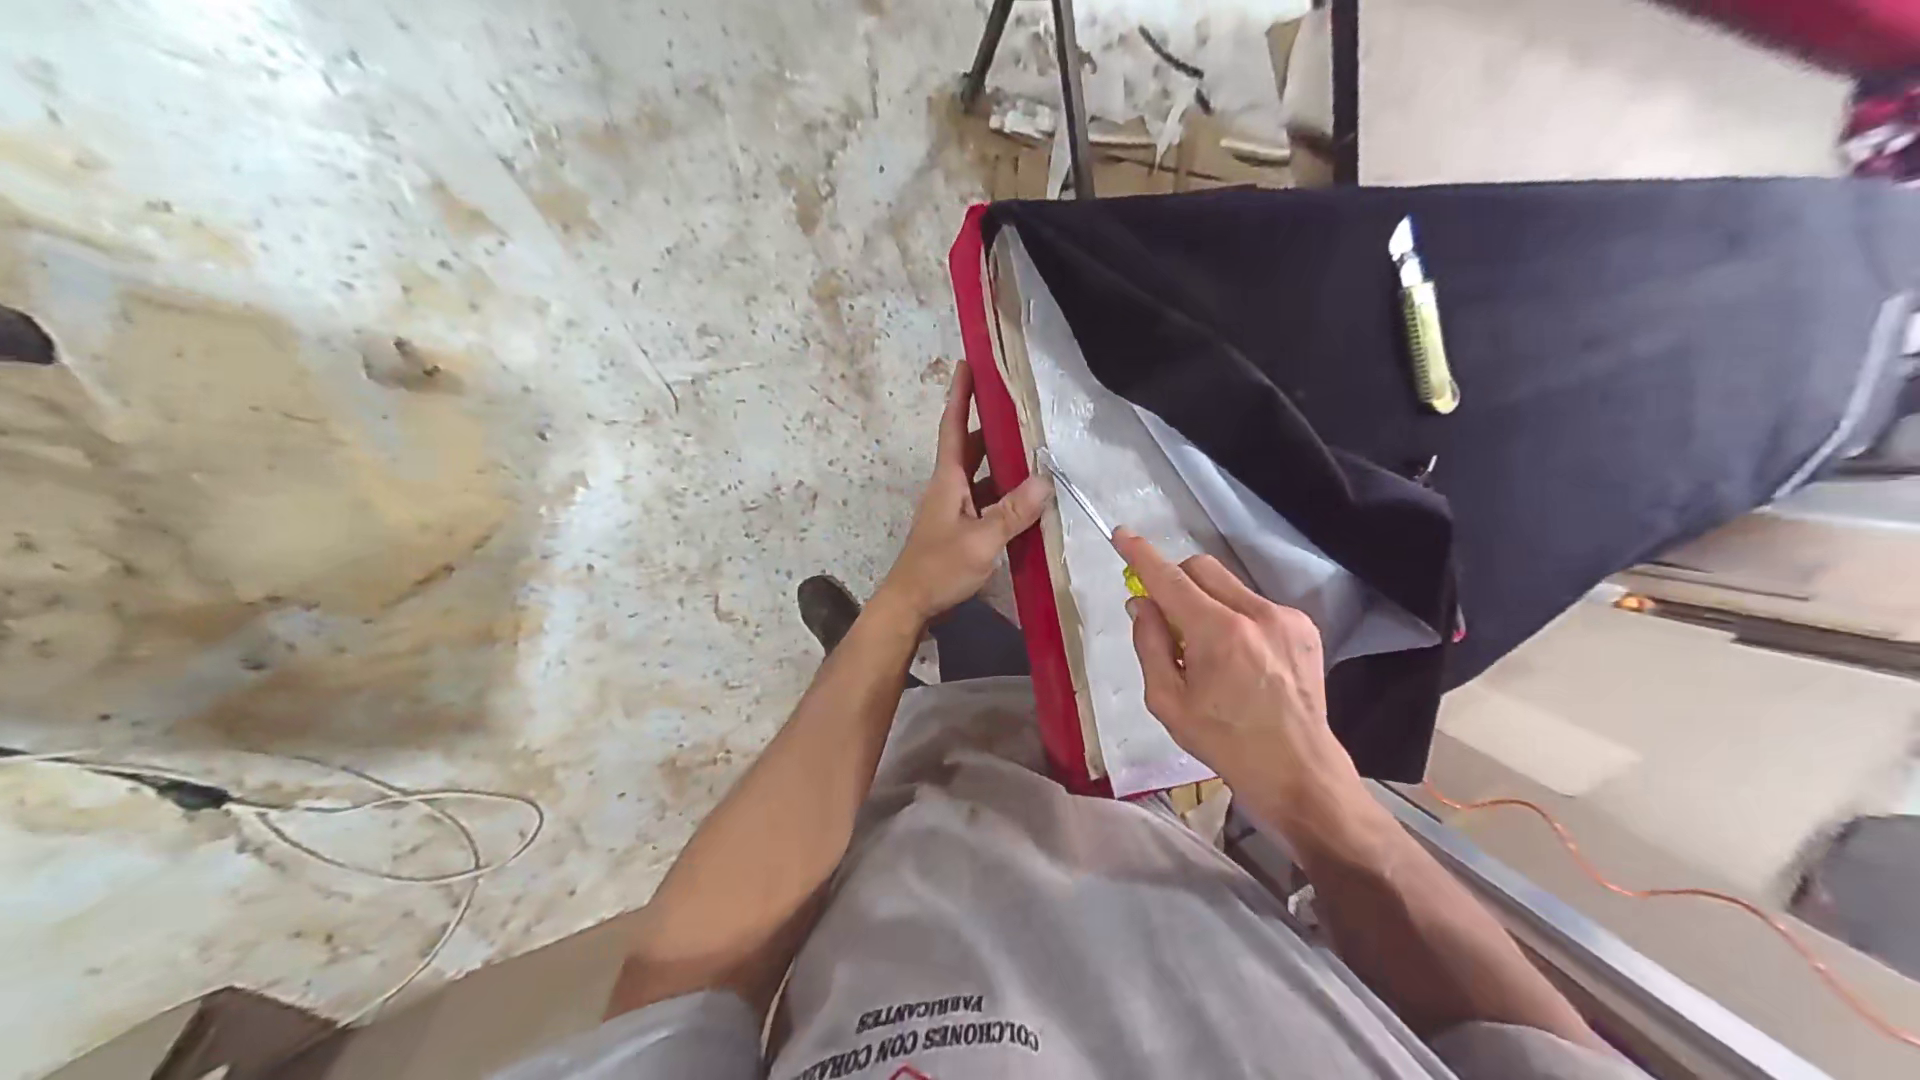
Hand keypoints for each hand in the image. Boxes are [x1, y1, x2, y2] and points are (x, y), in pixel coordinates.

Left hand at [875, 362, 1050, 624]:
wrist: (910, 604)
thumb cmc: (939, 568)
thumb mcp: (981, 541)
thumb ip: (1012, 512)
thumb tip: (1044, 482)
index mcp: (947, 480)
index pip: (954, 426)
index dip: (960, 395)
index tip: (967, 363)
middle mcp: (948, 487)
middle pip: (970, 446)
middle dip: (990, 422)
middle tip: (1018, 404)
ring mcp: (953, 509)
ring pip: (980, 475)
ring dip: (1001, 460)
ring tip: (1033, 446)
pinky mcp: (959, 529)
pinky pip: (984, 500)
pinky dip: (1003, 493)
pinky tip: (1026, 498)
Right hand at [1113, 529, 1358, 799]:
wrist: (1297, 770)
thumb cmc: (1224, 741)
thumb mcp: (1167, 701)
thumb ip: (1149, 643)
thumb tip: (1142, 604)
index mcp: (1219, 634)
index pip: (1170, 579)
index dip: (1141, 555)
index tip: (1122, 536)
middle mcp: (1256, 613)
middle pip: (1202, 567)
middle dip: (1176, 580)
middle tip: (1165, 615)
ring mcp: (1285, 618)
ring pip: (1229, 585)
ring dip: (1207, 601)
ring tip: (1209, 648)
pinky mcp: (1304, 627)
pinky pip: (1255, 604)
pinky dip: (1235, 616)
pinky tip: (1240, 657)